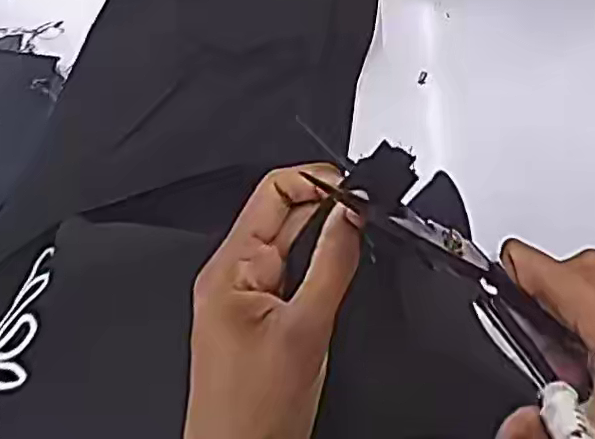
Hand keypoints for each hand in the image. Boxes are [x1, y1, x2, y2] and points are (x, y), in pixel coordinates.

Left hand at [184, 166, 362, 438]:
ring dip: (324, 229)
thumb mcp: (305, 330)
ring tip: (357, 232)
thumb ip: (333, 262)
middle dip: (326, 203)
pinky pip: (293, 266)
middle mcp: (233, 272)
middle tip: (364, 210)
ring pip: (291, 237)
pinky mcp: (260, 310)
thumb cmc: (252, 415)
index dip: (314, 179)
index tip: (352, 188)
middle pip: (284, 210)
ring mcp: (246, 291)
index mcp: (230, 266)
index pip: (273, 190)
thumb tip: (352, 213)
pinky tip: (340, 262)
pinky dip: (319, 256)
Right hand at [494, 241, 594, 438]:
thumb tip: (514, 427)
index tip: (500, 322)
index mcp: (583, 286)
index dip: (497, 291)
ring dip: (567, 344)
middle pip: (538, 289)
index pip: (513, 261)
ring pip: (567, 304)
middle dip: (537, 334)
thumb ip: (542, 423)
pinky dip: (592, 343)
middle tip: (557, 379)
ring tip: (591, 389)